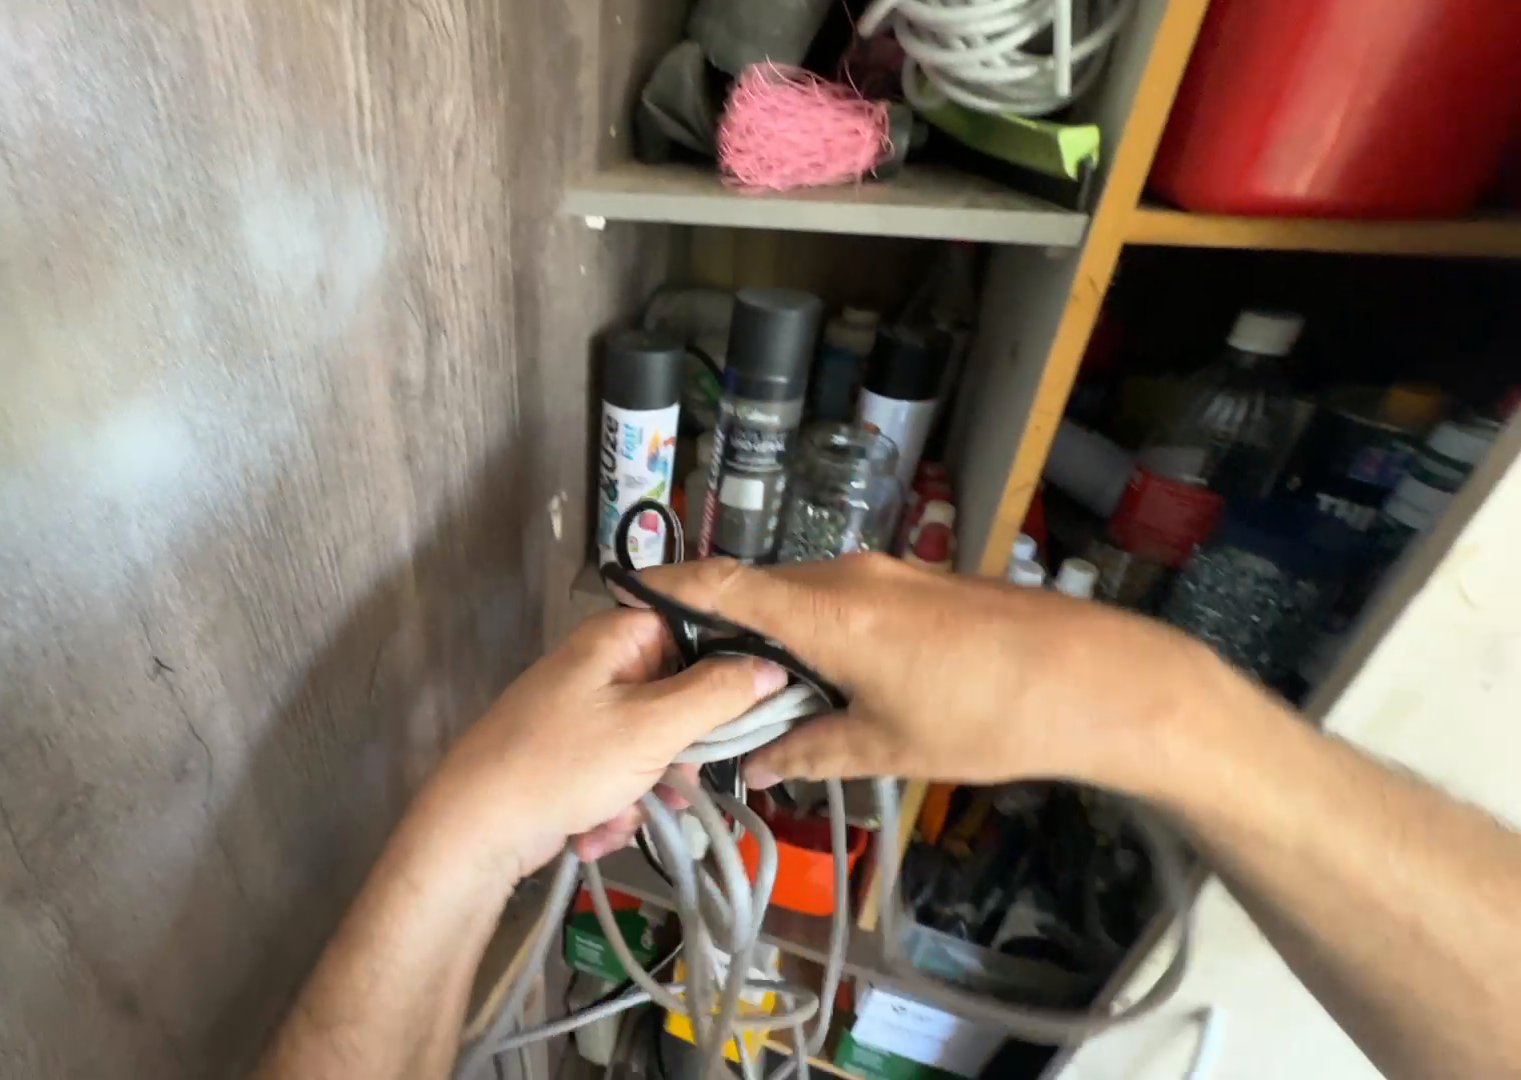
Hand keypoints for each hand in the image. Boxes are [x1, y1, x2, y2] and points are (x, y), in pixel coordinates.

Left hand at [422, 609, 786, 881]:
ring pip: (653, 742)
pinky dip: (615, 804)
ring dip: (646, 787)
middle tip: (676, 776)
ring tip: (623, 813)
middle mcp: (600, 665)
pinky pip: (620, 771)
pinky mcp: (573, 753)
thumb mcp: (650, 728)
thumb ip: (715, 694)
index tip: (753, 705)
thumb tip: (771, 665)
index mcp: (616, 637)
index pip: (694, 627)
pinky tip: (591, 830)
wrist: (474, 829)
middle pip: (677, 693)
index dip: (727, 663)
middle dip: (678, 748)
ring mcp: (583, 711)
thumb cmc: (564, 763)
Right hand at [637, 554, 1223, 795]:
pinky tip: (814, 669)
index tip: (623, 591)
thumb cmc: (988, 716)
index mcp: (825, 611)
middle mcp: (842, 574)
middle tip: (685, 671)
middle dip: (712, 624)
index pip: (723, 584)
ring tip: (747, 682)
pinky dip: (802, 624)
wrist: (1105, 678)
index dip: (667, 584)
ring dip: (762, 629)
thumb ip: (809, 751)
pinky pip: (830, 593)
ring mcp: (878, 571)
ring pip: (792, 592)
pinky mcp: (905, 580)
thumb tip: (752, 767)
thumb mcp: (889, 746)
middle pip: (752, 589)